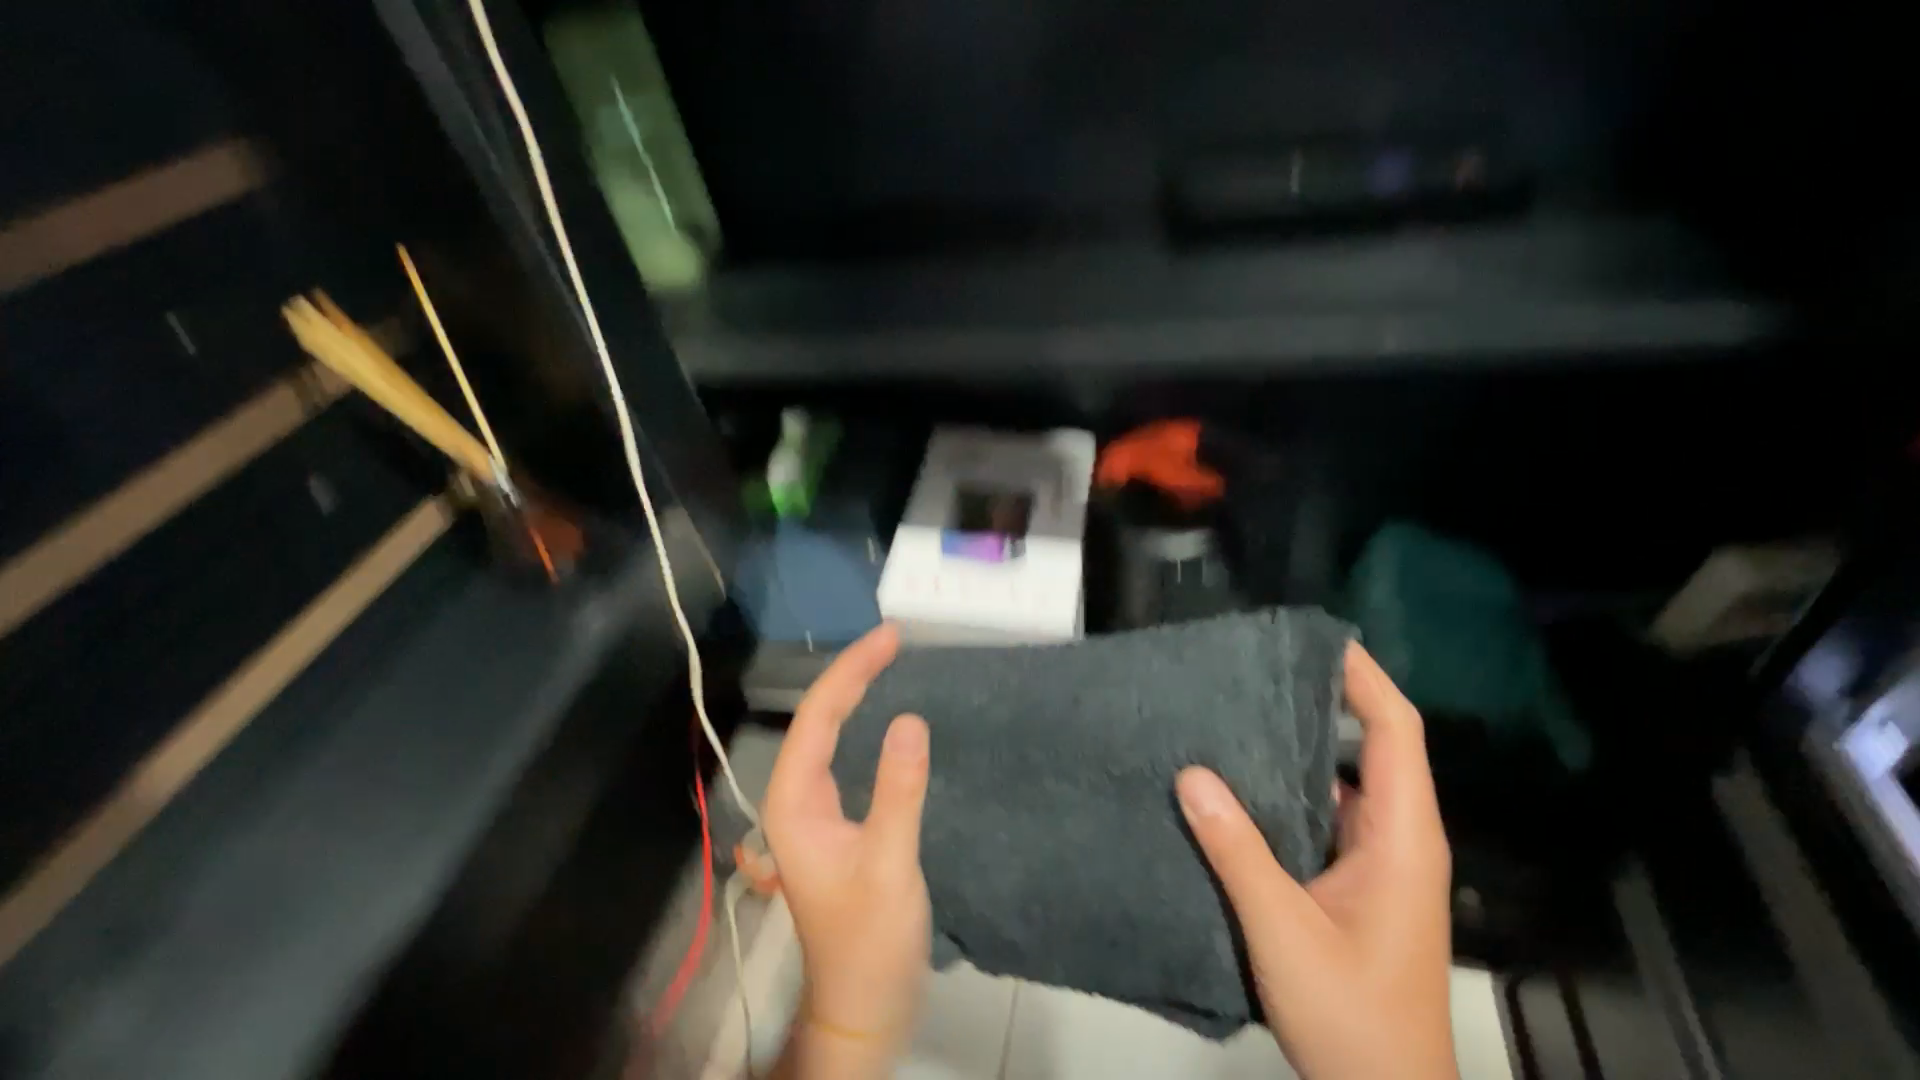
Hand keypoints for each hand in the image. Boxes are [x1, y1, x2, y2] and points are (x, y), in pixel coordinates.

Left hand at [764, 624, 930, 1073]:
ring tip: (886, 661)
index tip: (890, 636)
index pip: (818, 715)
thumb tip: (911, 719)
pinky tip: (878, 718)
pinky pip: (841, 758)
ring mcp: (811, 813)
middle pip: (818, 719)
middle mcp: (795, 799)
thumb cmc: (870, 940)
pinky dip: (860, 727)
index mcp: (795, 801)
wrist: (862, 1004)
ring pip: (827, 737)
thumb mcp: (890, 864)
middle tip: (893, 639)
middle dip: (852, 674)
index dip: (852, 670)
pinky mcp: (833, 826)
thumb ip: (899, 791)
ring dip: (854, 696)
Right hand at [1177, 643, 1455, 1079]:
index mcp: (1403, 837)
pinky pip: (1326, 817)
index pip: (1397, 731)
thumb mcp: (1284, 930)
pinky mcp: (1356, 886)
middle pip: (1373, 747)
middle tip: (1255, 668)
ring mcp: (1379, 865)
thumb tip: (1192, 774)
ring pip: (1345, 784)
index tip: (1316, 639)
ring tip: (1236, 713)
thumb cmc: (1352, 1013)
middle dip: (1323, 701)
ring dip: (1301, 747)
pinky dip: (1290, 791)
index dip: (1364, 678)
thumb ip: (1237, 851)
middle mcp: (1399, 839)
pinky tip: (1240, 786)